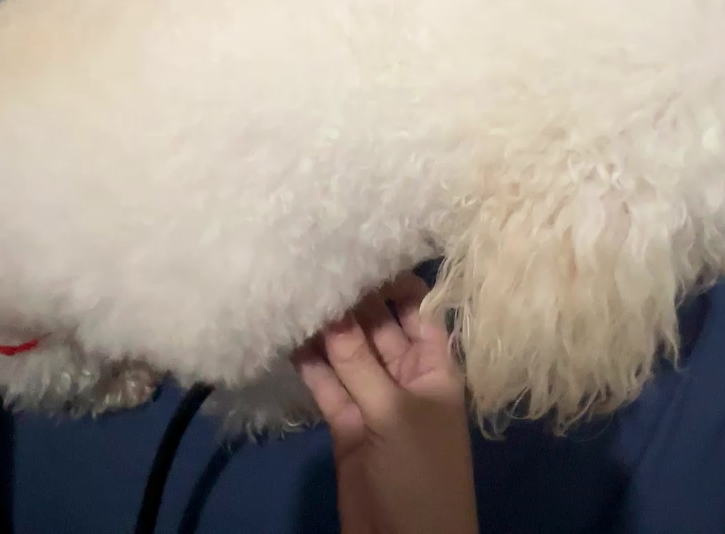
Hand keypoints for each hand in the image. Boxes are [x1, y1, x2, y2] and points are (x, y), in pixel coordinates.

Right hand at [294, 274, 477, 533]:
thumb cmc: (420, 473)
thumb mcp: (395, 415)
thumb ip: (360, 365)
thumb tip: (331, 312)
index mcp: (435, 365)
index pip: (417, 310)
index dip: (393, 282)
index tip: (361, 251)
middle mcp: (406, 374)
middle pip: (378, 327)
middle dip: (352, 302)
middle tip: (317, 265)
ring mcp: (374, 399)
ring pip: (349, 355)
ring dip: (327, 331)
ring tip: (297, 293)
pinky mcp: (346, 424)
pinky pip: (328, 385)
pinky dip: (311, 365)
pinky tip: (289, 337)